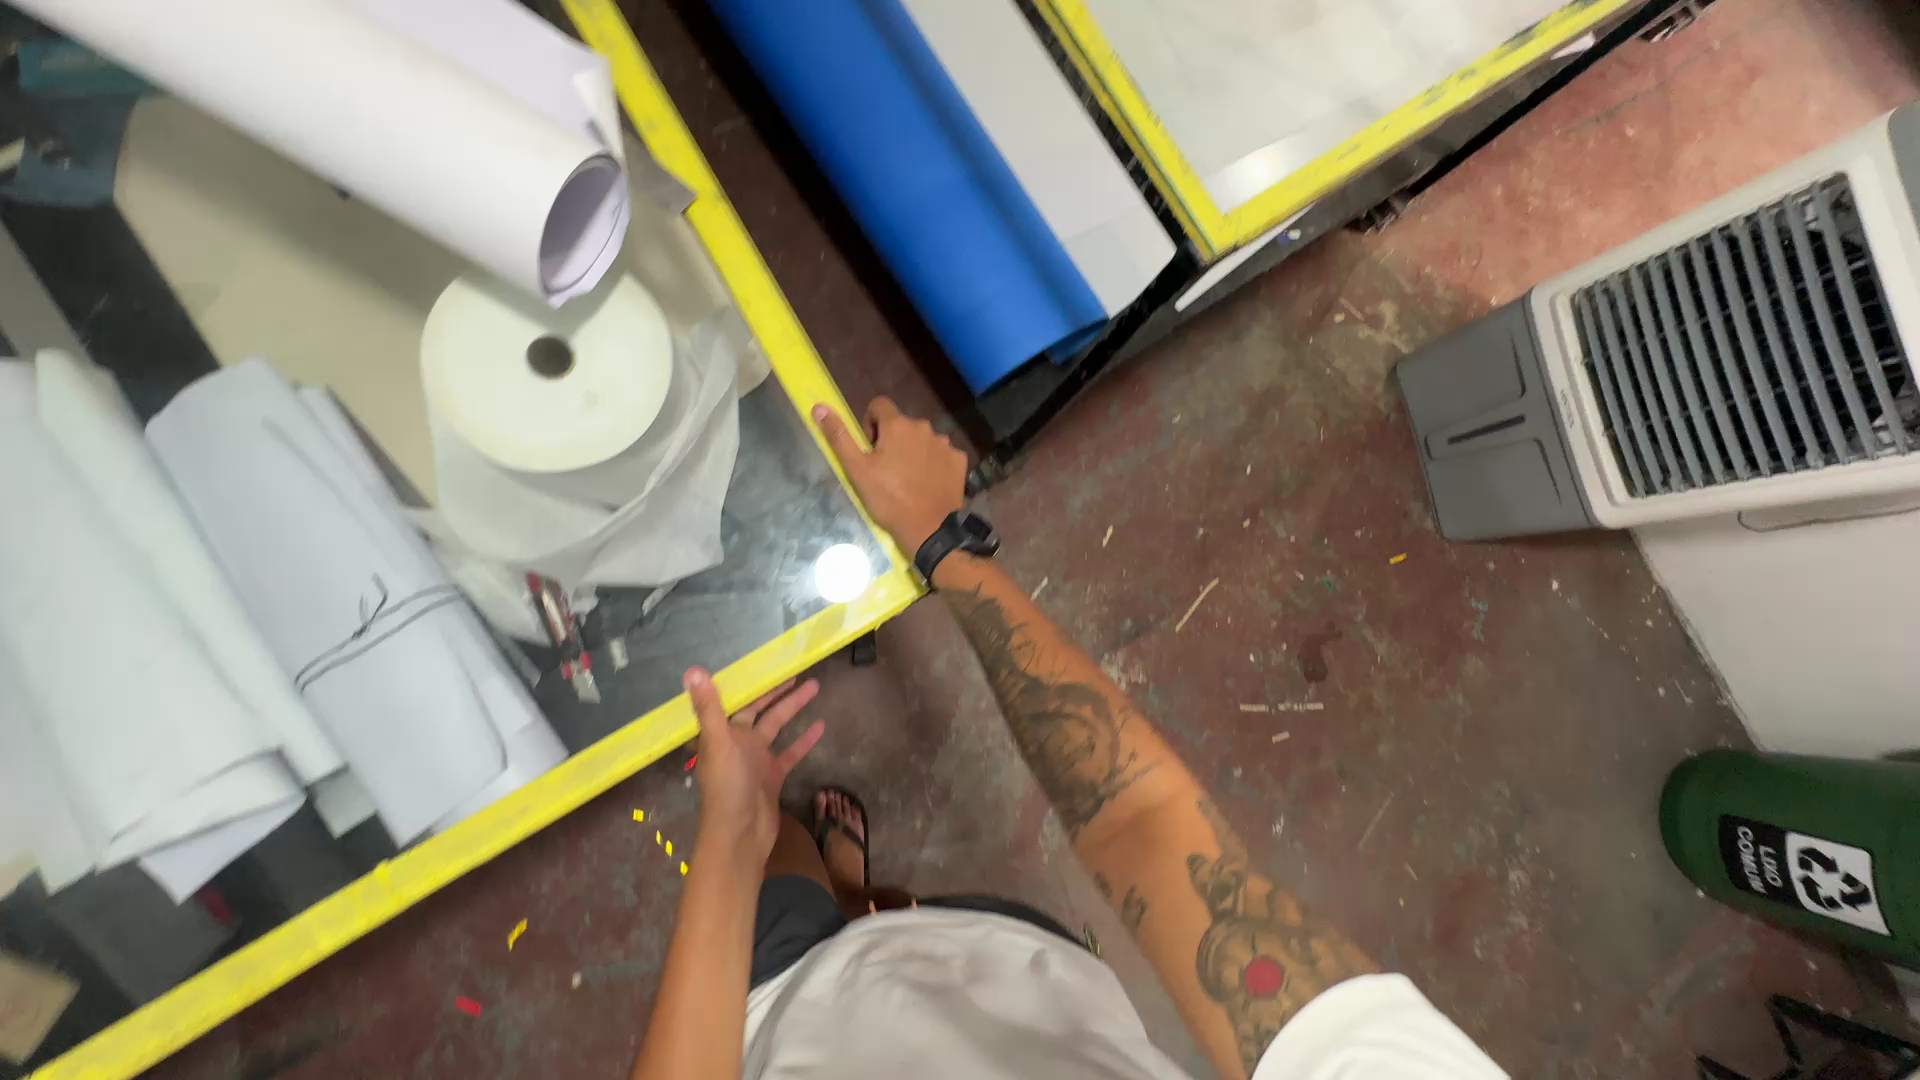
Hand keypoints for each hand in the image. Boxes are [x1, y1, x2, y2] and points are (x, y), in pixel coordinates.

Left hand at [684, 668, 823, 864]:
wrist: (740, 835)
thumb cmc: (726, 788)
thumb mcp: (718, 743)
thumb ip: (708, 707)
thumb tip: (692, 671)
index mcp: (723, 733)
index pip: (738, 699)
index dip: (751, 681)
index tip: (766, 662)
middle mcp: (739, 742)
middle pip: (761, 709)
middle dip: (778, 690)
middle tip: (798, 670)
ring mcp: (757, 759)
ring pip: (778, 726)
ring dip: (794, 707)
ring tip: (815, 686)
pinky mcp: (773, 775)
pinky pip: (791, 751)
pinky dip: (804, 739)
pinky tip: (821, 726)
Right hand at [813, 397, 966, 553]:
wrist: (928, 529)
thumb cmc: (888, 499)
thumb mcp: (857, 469)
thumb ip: (839, 436)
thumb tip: (819, 406)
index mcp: (898, 425)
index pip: (879, 405)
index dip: (870, 423)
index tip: (871, 448)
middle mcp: (924, 427)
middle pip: (903, 424)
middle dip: (894, 440)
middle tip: (888, 470)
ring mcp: (945, 443)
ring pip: (923, 439)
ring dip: (915, 451)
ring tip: (909, 479)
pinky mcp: (959, 460)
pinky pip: (942, 454)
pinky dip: (935, 463)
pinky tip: (929, 483)